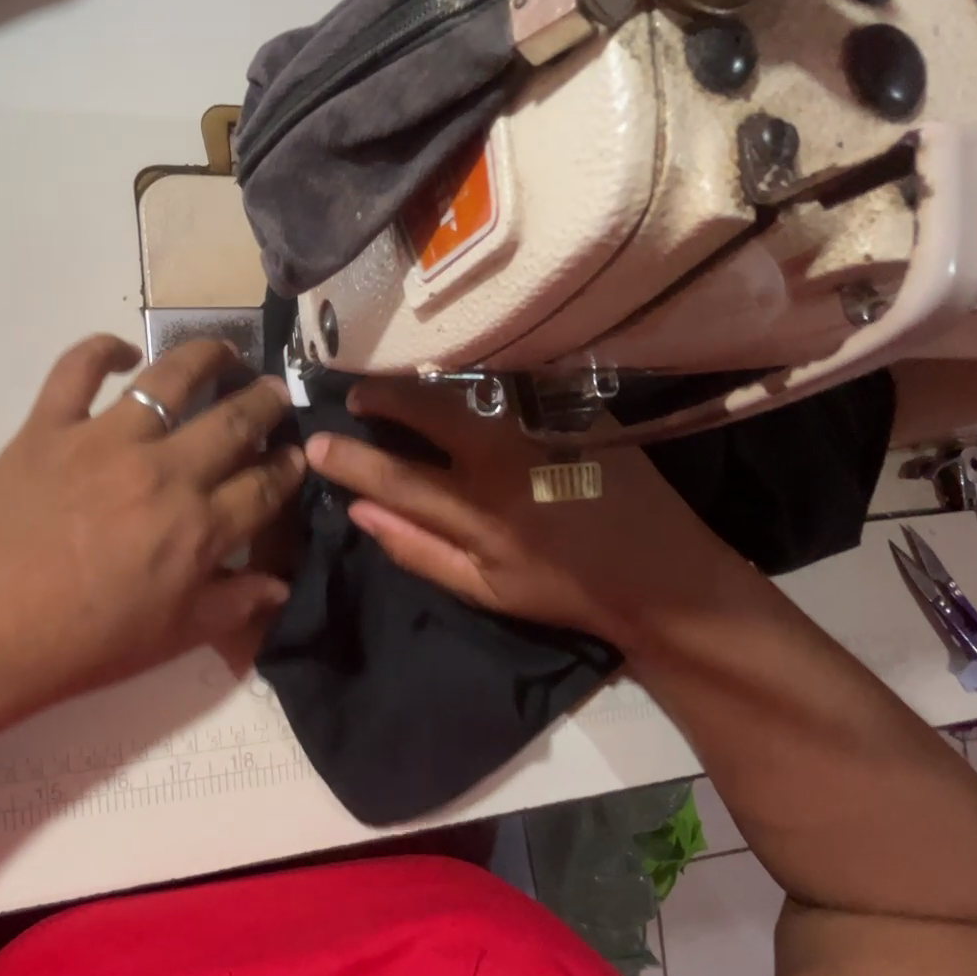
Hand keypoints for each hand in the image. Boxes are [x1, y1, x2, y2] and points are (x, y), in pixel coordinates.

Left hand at [0, 336, 304, 721]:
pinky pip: (78, 368)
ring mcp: (105, 439)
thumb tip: (281, 586)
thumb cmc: (85, 644)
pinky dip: (102, 349)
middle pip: (234, 420)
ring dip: (209, 357)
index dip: (290, 468)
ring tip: (226, 354)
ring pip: (171, 376)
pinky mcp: (50, 425)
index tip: (299, 456)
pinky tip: (123, 351)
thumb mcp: (174, 638)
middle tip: (276, 394)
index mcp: (200, 526)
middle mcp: (164, 470)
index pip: (265, 485)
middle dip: (267, 403)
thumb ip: (234, 605)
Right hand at [304, 379, 765, 652]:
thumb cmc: (561, 590)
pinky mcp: (570, 413)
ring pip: (464, 393)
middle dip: (382, 398)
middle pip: (427, 414)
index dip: (348, 460)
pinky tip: (454, 385)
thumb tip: (360, 511)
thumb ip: (417, 549)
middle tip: (356, 394)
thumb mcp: (482, 589)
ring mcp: (541, 431)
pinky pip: (506, 389)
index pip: (395, 476)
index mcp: (478, 513)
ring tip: (395, 385)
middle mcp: (505, 463)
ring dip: (421, 385)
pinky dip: (469, 385)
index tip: (314, 445)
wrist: (662, 575)